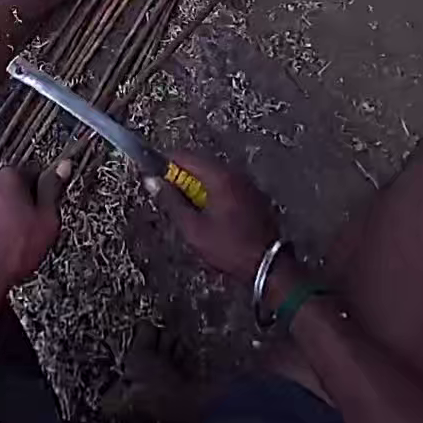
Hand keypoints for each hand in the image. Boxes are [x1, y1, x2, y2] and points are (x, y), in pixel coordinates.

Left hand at [0, 161, 69, 302]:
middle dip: (24, 205)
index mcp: (9, 176)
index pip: (35, 172)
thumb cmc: (10, 252)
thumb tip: (62, 168)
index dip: (44, 193)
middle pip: (14, 188)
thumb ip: (53, 190)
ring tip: (15, 243)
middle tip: (33, 228)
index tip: (47, 208)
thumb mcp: (47, 220)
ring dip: (6, 218)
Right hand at [147, 150, 279, 279]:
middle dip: (182, 177)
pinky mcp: (254, 194)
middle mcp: (234, 172)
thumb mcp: (194, 228)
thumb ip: (171, 201)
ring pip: (213, 174)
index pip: (185, 156)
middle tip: (172, 198)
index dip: (166, 164)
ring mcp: (246, 182)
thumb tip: (152, 180)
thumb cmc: (229, 247)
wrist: (270, 266)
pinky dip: (214, 191)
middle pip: (200, 163)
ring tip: (190, 210)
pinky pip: (227, 184)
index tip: (154, 176)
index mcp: (218, 176)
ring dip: (198, 185)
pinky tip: (212, 214)